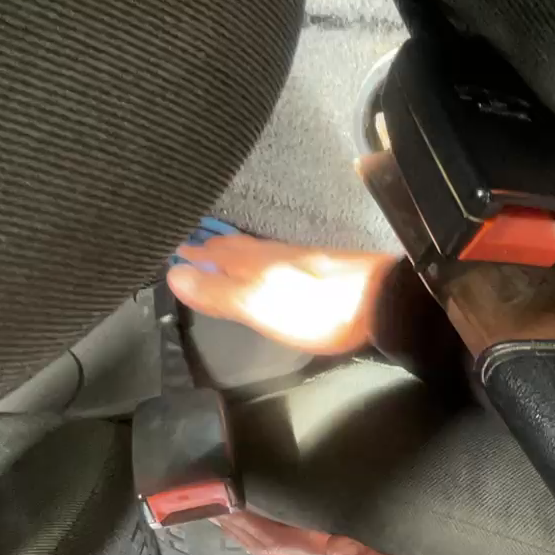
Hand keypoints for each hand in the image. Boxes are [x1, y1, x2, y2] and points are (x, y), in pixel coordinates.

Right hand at [168, 235, 398, 354]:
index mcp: (256, 261)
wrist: (382, 304)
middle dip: (213, 248)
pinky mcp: (326, 272)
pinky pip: (282, 262)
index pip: (215, 251)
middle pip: (237, 247)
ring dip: (238, 254)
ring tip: (224, 257)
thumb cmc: (317, 307)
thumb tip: (173, 274)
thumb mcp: (260, 304)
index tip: (172, 250)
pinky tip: (273, 271)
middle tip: (193, 248)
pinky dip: (264, 263)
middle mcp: (277, 254)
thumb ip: (220, 292)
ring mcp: (303, 261)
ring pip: (259, 253)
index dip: (193, 253)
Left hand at [215, 511, 456, 554]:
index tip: (220, 501)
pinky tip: (264, 541)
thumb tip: (338, 547)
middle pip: (263, 543)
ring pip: (271, 551)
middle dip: (235, 524)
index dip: (246, 520)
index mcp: (324, 553)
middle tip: (207, 501)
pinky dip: (268, 546)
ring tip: (225, 516)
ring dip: (245, 535)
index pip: (273, 536)